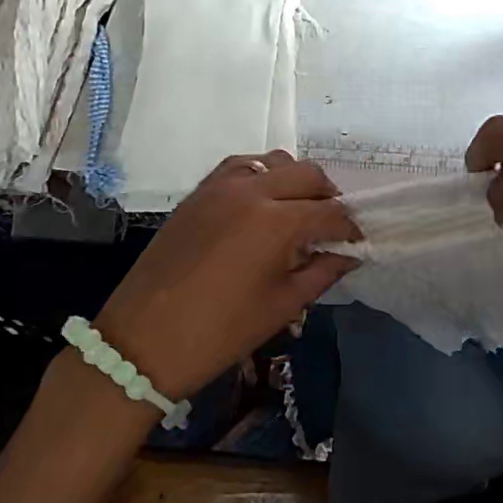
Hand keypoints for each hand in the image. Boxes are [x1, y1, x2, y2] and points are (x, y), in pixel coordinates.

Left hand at [90, 152, 358, 401]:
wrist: (144, 341)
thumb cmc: (221, 331)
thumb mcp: (283, 305)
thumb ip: (322, 272)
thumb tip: (347, 255)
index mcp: (276, 222)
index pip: (330, 213)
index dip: (350, 228)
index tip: (357, 243)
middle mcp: (251, 191)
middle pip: (307, 174)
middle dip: (329, 197)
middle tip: (332, 225)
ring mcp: (220, 187)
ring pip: (274, 161)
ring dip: (296, 180)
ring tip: (299, 209)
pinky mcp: (198, 194)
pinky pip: (240, 167)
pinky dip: (261, 175)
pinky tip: (263, 201)